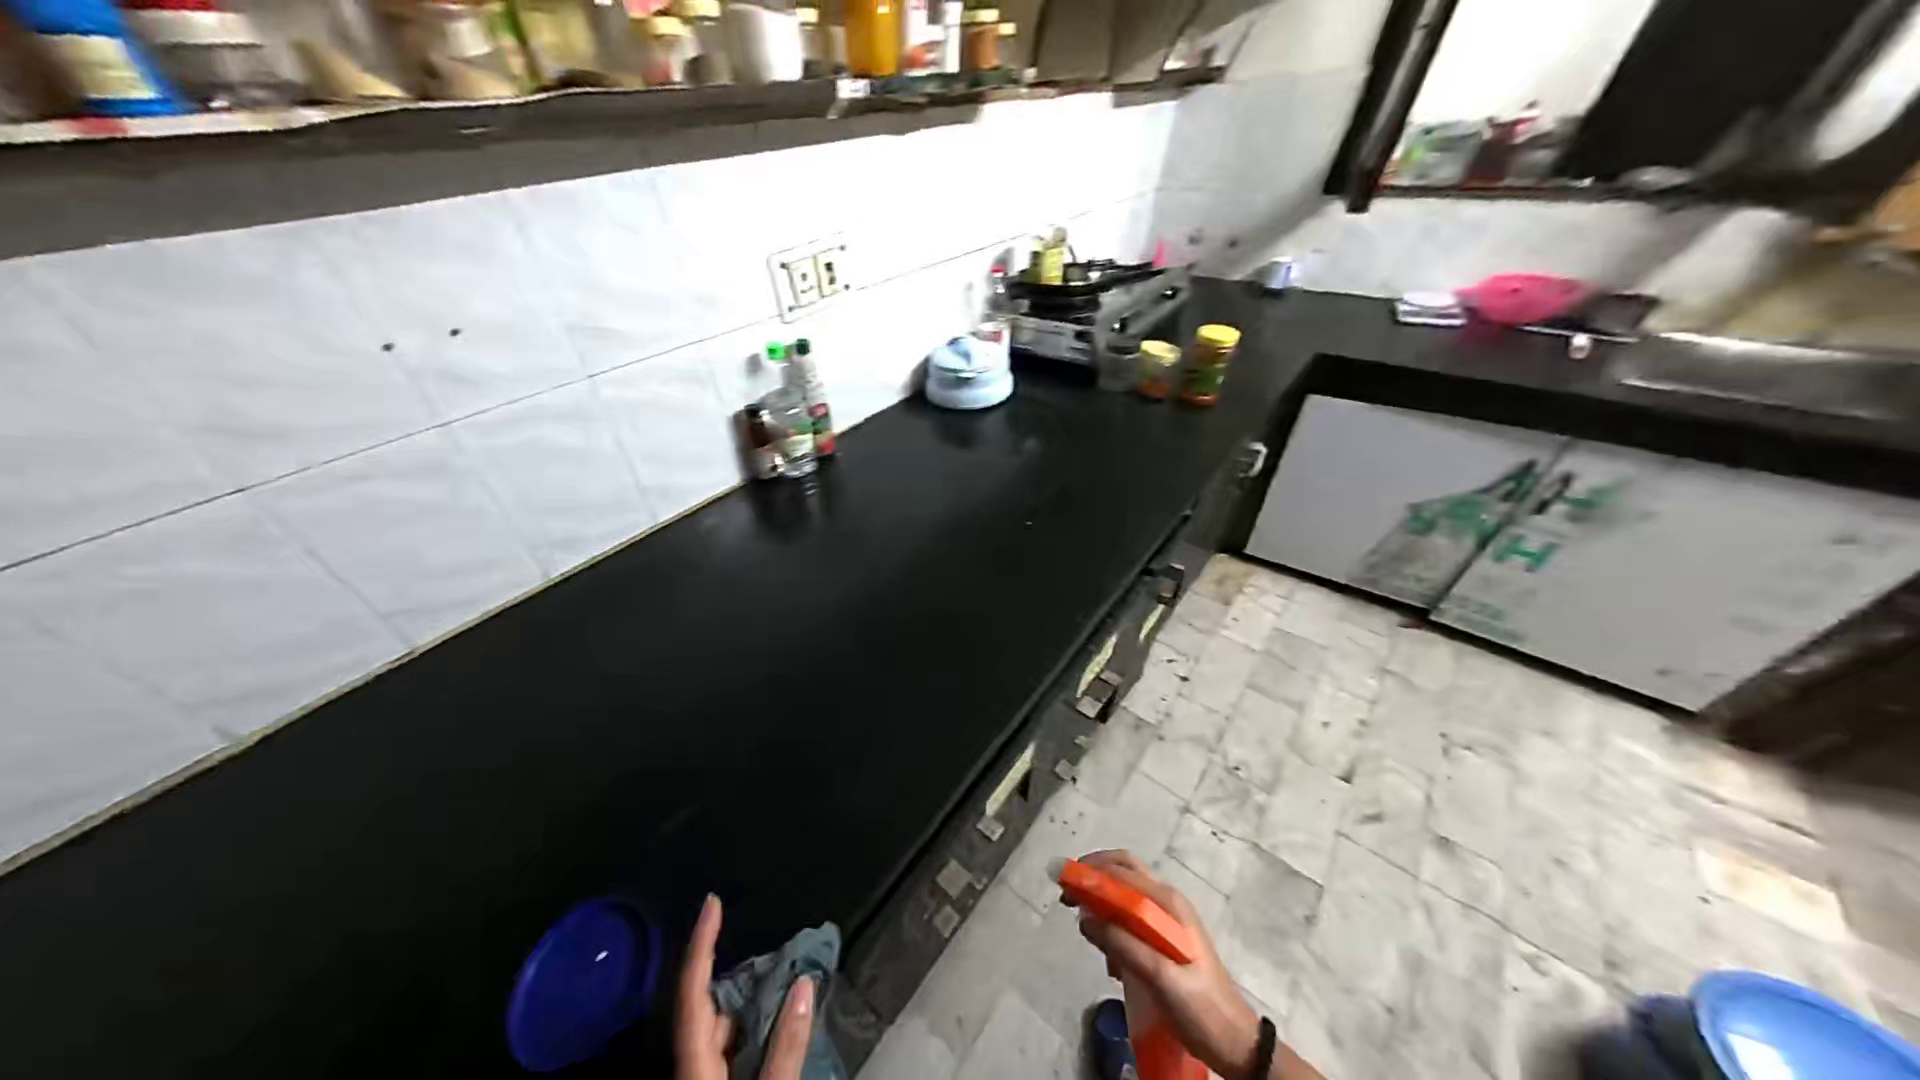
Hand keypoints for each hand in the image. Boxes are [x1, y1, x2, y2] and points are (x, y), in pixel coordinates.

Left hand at [675, 894, 816, 1079]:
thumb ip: (786, 1046)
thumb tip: (804, 983)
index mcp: (693, 1066)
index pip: (693, 991)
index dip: (702, 943)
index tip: (712, 902)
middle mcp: (691, 1067)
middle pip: (711, 1007)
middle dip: (742, 970)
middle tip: (779, 946)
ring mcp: (702, 1078)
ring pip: (725, 1028)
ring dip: (754, 1001)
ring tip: (791, 973)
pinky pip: (733, 1049)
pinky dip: (757, 1027)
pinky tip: (783, 1021)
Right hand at [1067, 851, 1322, 1079]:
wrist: (1235, 1041)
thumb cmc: (1200, 1008)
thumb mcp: (1160, 978)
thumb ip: (1124, 945)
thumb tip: (1086, 919)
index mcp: (1168, 903)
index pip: (1121, 870)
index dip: (1088, 872)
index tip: (1062, 883)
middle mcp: (1167, 900)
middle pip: (1123, 870)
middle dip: (1092, 877)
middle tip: (1067, 896)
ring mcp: (1168, 916)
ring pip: (1125, 892)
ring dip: (1101, 900)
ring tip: (1085, 927)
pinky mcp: (1165, 935)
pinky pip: (1131, 915)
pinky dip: (1113, 922)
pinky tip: (1108, 952)